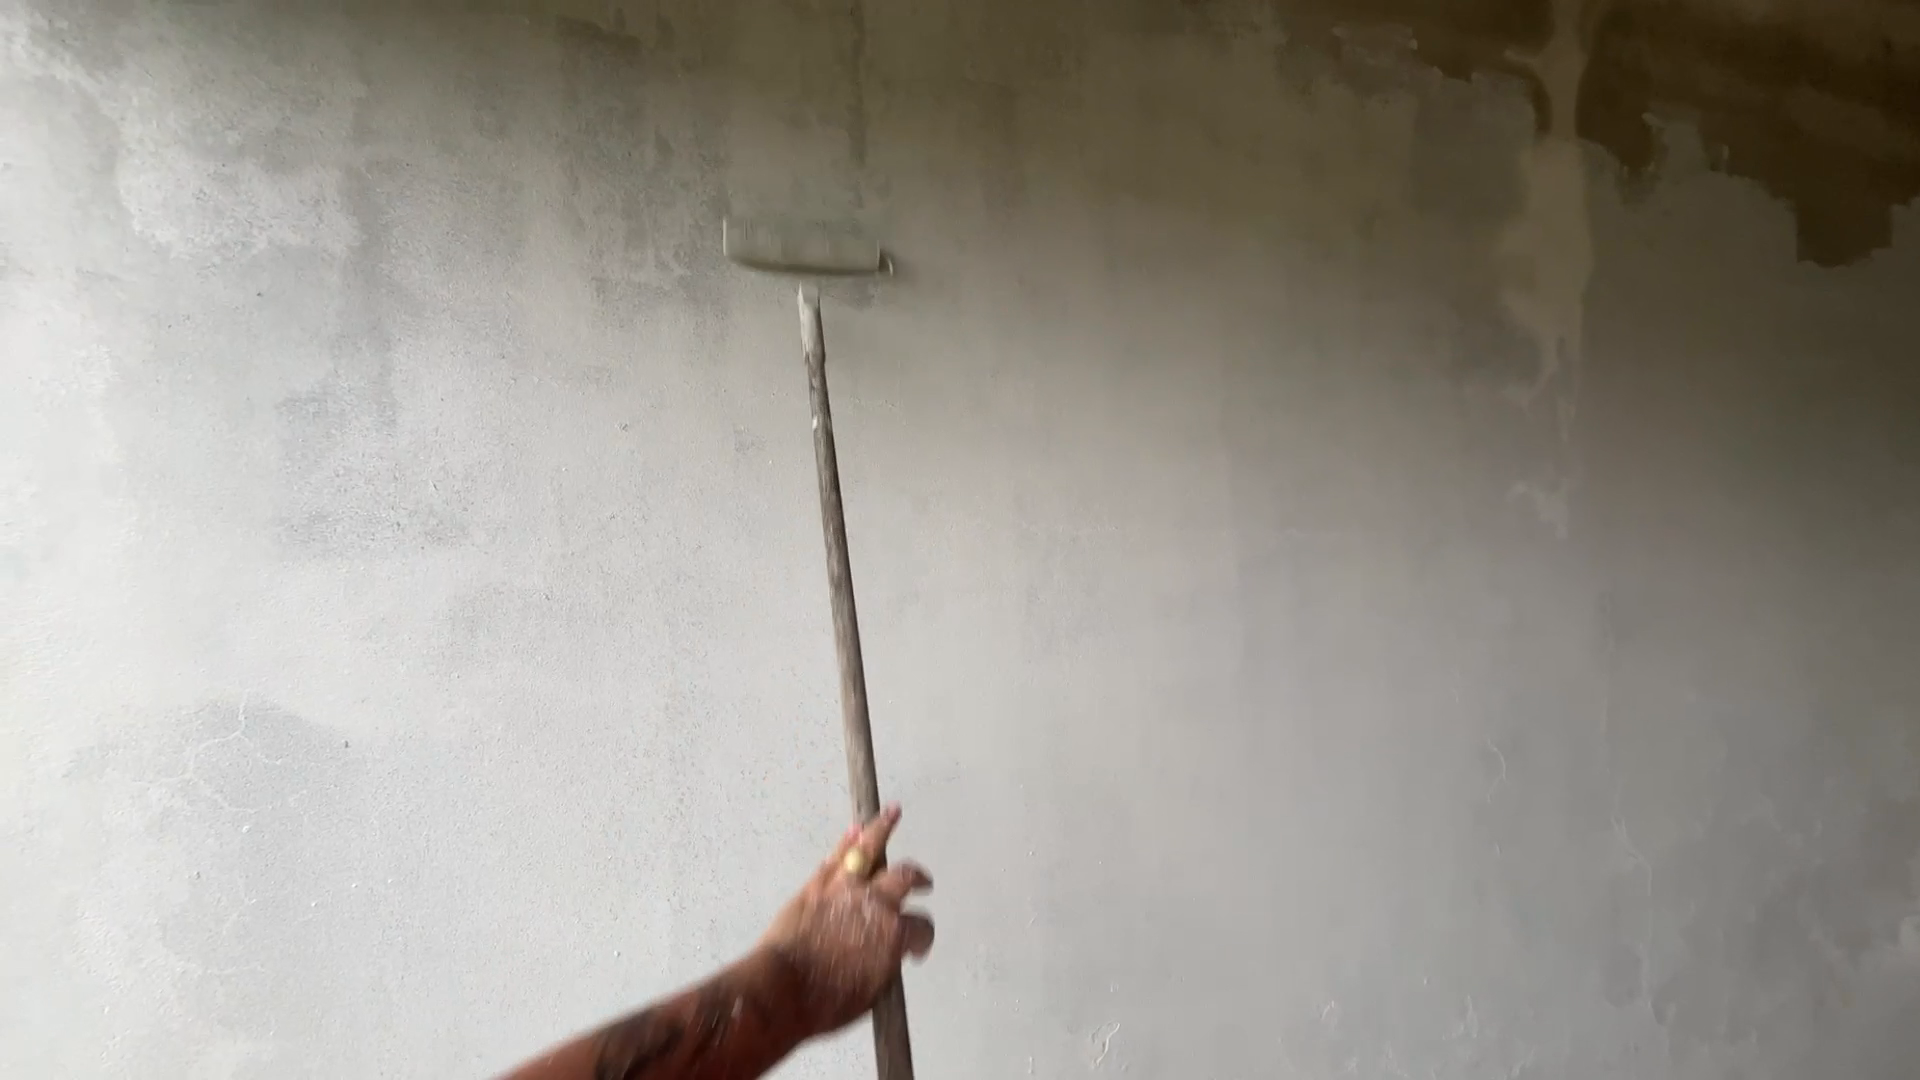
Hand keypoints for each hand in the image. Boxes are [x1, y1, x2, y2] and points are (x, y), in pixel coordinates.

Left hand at [758, 804, 934, 1037]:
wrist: (782, 990)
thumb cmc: (826, 1003)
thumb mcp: (871, 994)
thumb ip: (886, 965)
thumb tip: (888, 955)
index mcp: (894, 934)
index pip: (921, 928)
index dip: (923, 938)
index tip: (918, 946)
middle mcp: (876, 903)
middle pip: (905, 878)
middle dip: (918, 877)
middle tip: (923, 880)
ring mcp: (846, 888)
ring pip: (869, 848)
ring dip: (883, 827)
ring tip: (893, 811)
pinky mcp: (817, 885)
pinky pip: (836, 856)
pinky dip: (847, 841)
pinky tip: (854, 830)